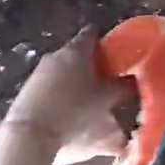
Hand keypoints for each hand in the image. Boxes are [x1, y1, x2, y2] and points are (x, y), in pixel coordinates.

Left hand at [4, 28, 128, 148]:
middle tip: (105, 78)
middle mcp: (56, 53)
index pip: (91, 33)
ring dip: (74, 76)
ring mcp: (40, 69)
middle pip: (76, 51)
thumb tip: (136, 81)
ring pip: (62, 67)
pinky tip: (66, 106)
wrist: (31, 131)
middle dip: (90, 61)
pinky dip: (60, 88)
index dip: (103, 40)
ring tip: (87, 95)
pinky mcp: (28, 86)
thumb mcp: (105, 101)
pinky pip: (50, 81)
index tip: (114, 51)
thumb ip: (123, 88)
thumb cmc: (73, 110)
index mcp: (77, 50)